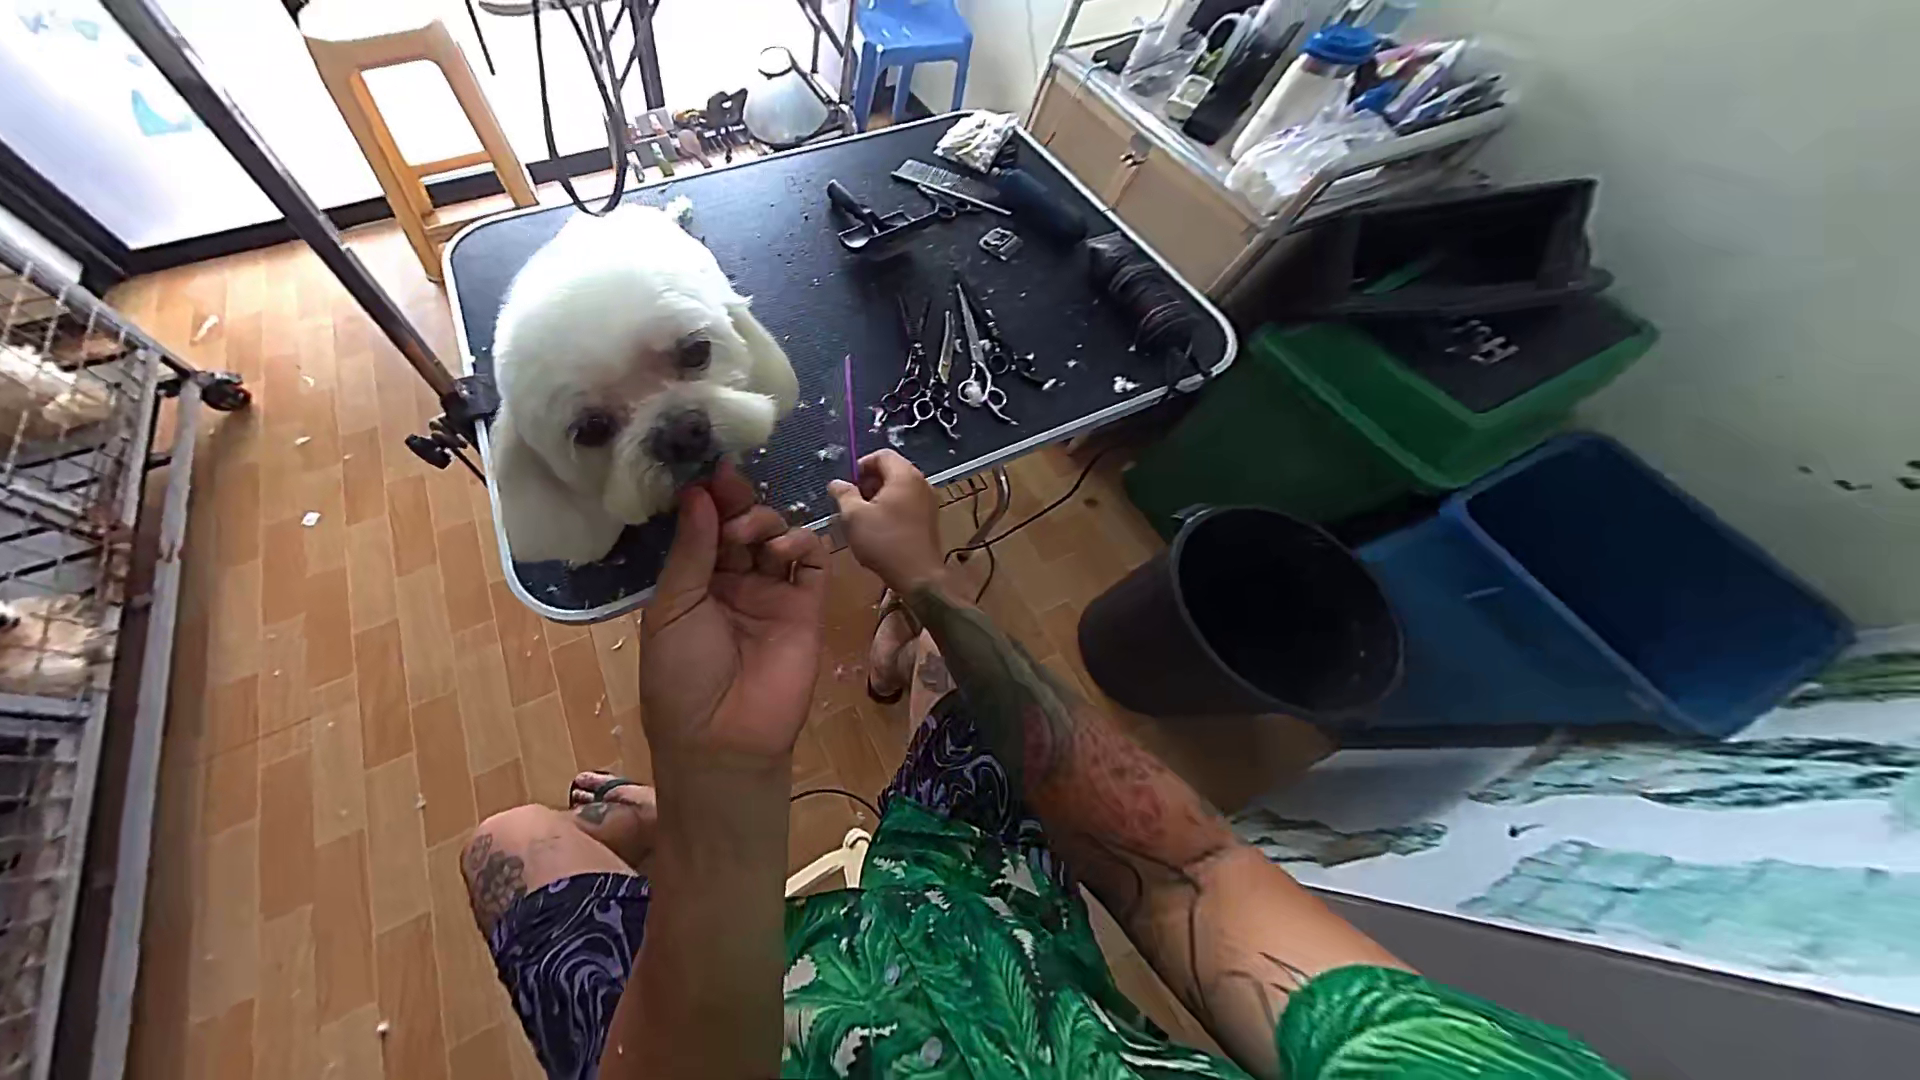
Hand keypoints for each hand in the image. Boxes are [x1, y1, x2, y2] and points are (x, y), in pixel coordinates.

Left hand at [639, 462, 827, 765]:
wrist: (726, 737)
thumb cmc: (683, 676)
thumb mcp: (672, 610)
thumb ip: (692, 551)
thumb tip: (698, 493)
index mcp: (696, 584)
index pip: (706, 530)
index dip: (708, 500)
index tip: (707, 469)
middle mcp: (736, 582)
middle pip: (743, 526)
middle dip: (737, 501)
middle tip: (730, 485)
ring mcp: (774, 592)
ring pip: (778, 537)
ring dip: (765, 521)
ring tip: (749, 532)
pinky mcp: (808, 605)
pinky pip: (812, 562)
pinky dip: (801, 543)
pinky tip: (782, 549)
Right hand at [827, 450, 943, 593]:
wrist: (918, 576)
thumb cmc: (884, 542)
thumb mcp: (854, 516)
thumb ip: (843, 494)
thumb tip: (836, 483)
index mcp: (905, 475)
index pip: (882, 455)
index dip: (860, 466)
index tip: (848, 485)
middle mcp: (921, 483)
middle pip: (891, 471)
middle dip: (868, 483)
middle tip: (852, 503)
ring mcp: (929, 502)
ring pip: (899, 490)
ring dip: (878, 498)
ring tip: (862, 518)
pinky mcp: (930, 520)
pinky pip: (907, 504)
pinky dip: (891, 510)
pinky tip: (879, 529)